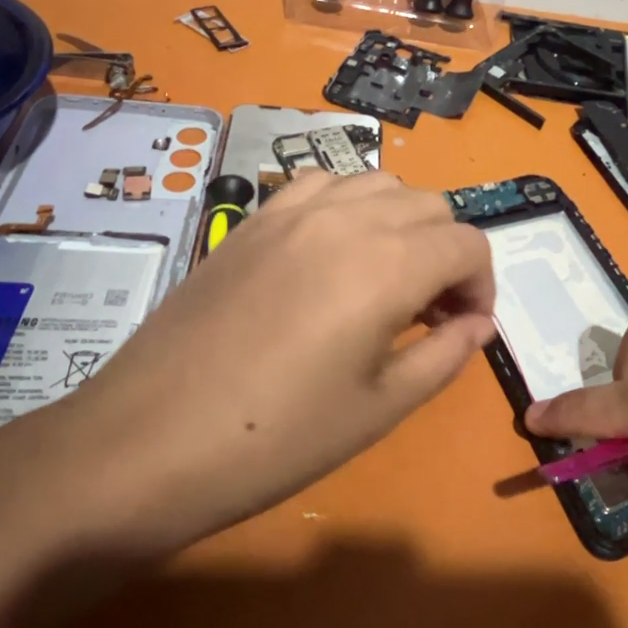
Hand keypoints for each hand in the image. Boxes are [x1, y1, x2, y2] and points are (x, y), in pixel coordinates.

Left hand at [58, 171, 494, 540]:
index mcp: (387, 266)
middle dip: (448, 252)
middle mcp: (347, 219)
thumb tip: (479, 325)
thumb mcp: (378, 410)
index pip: (468, 244)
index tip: (466, 327)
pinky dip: (347, 204)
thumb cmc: (274, 440)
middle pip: (431, 206)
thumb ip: (444, 356)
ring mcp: (293, 211)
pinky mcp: (252, 220)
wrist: (145, 444)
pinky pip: (321, 183)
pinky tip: (331, 251)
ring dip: (403, 222)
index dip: (483, 284)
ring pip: (380, 183)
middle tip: (431, 312)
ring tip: (385, 277)